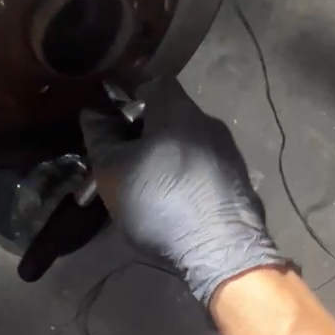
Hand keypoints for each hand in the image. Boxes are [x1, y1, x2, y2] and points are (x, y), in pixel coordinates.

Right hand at [80, 77, 290, 305]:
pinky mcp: (240, 183)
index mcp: (180, 111)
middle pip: (173, 116)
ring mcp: (230, 154)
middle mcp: (210, 124)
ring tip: (149, 188)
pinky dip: (189, 178)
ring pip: (190, 144)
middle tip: (125, 162)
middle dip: (147, 134)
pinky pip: (206, 169)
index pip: (155, 83)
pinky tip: (177, 204)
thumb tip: (93, 113)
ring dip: (168, 158)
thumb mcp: (113, 171)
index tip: (115, 125)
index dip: (131, 98)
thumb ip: (101, 137)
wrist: (221, 251)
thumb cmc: (161, 202)